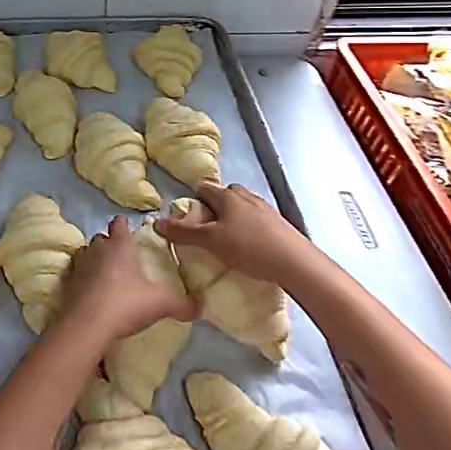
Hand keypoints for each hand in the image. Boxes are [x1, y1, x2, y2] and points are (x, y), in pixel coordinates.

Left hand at [62, 215, 197, 341]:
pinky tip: (92, 292)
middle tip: (122, 260)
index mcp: (120, 244)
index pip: (119, 223)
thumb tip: (201, 306)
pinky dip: (83, 279)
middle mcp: (98, 249)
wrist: (88, 326)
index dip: (124, 226)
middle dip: (109, 244)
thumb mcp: (161, 303)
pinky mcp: (67, 284)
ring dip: (94, 260)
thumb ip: (182, 303)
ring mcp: (80, 265)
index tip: (132, 235)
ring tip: (106, 275)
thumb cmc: (126, 303)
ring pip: (86, 253)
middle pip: (101, 237)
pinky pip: (75, 274)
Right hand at [159, 181, 318, 286]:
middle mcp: (246, 195)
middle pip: (223, 196)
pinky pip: (255, 219)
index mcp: (227, 195)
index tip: (188, 220)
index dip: (193, 201)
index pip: (203, 188)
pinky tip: (248, 248)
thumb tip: (156, 222)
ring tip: (226, 242)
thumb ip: (183, 233)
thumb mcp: (211, 242)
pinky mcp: (277, 222)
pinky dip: (247, 228)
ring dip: (231, 219)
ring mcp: (264, 207)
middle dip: (213, 209)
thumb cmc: (249, 247)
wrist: (294, 261)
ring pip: (240, 207)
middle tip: (206, 232)